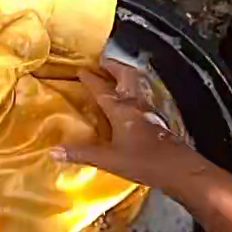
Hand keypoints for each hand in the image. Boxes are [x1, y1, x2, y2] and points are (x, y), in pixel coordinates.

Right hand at [57, 59, 225, 195]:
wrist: (179, 169)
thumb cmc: (144, 162)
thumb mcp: (108, 159)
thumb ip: (81, 154)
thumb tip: (52, 151)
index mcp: (121, 110)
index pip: (102, 88)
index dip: (90, 78)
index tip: (80, 69)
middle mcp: (135, 105)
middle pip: (125, 75)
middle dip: (112, 66)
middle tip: (100, 62)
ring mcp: (148, 111)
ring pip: (135, 84)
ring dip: (123, 76)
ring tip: (113, 76)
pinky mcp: (156, 120)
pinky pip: (140, 97)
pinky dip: (131, 91)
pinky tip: (127, 102)